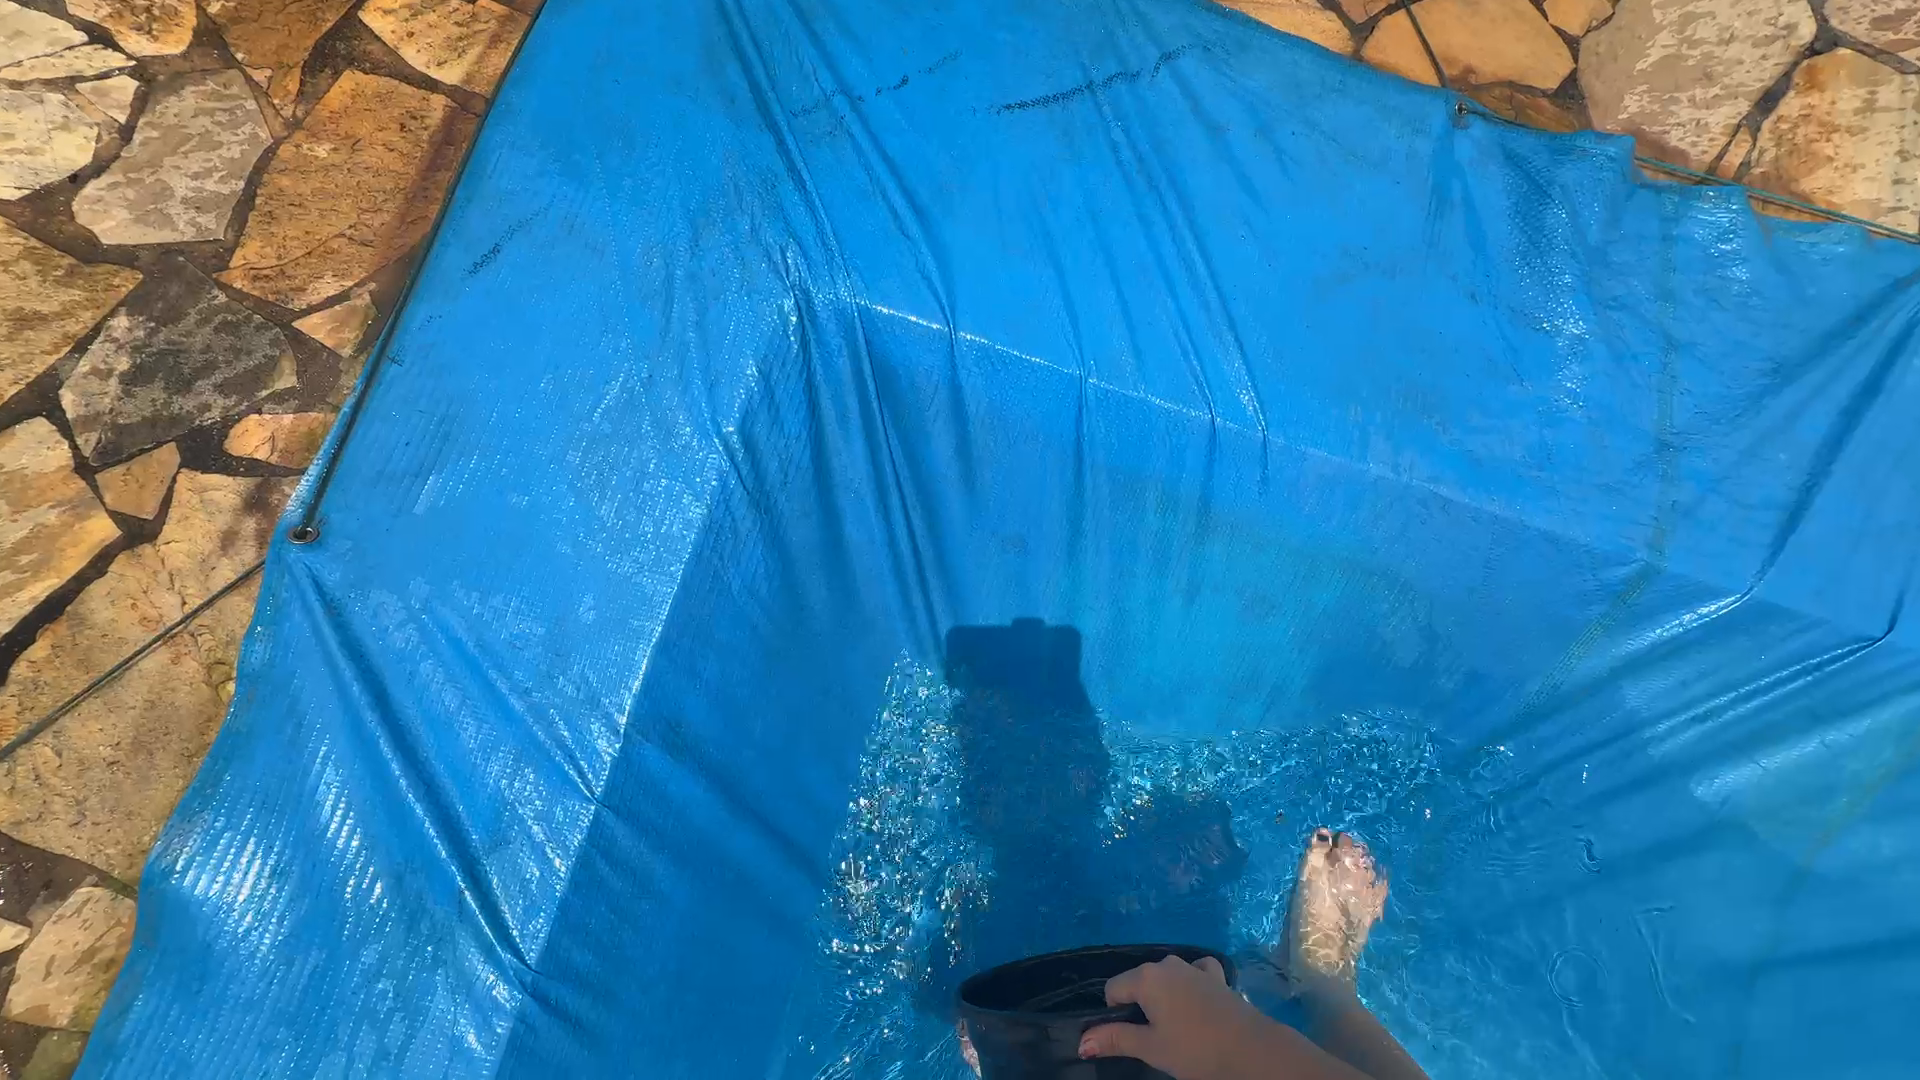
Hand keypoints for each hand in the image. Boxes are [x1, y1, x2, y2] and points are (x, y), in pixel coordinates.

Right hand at [1078, 955, 1268, 1079]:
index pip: (1113, 990)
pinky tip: (1198, 1002)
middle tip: (1157, 1038)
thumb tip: (1081, 1042)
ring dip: (1165, 997)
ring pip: (1166, 977)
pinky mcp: (1216, 975)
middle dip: (1141, 1006)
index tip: (1133, 1038)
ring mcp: (1193, 966)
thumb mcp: (1152, 1049)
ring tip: (1179, 1028)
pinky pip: (1195, 972)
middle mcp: (1166, 963)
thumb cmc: (1195, 1050)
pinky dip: (1192, 984)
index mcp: (1145, 977)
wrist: (1252, 1050)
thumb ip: (1115, 1040)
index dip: (1116, 1014)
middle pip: (1139, 982)